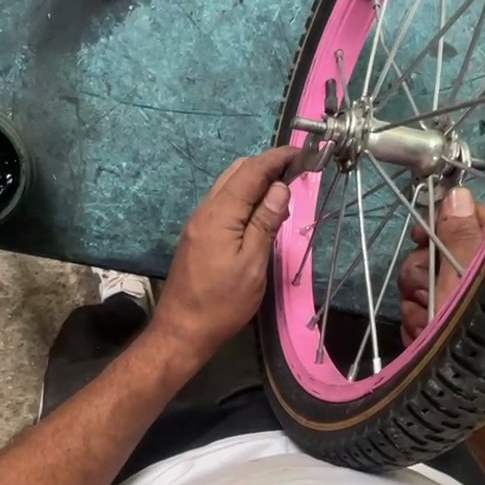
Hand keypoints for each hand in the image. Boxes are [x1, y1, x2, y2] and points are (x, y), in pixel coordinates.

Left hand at [148, 146, 300, 364]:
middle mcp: (204, 212)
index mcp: (219, 215)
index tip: (302, 153)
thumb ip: (265, 224)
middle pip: (236, 173)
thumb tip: (280, 188)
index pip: (251, 172)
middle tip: (296, 172)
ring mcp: (197, 224)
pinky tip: (258, 211)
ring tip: (282, 189)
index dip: (277, 158)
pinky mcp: (197, 237)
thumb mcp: (252, 266)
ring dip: (254, 182)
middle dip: (266, 166)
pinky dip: (242, 198)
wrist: (182, 330)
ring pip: (227, 187)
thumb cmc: (221, 304)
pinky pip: (221, 204)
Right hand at [398, 185, 484, 345]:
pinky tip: (426, 339)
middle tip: (429, 293)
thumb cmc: (480, 333)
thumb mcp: (470, 278)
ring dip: (417, 307)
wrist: (476, 394)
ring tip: (430, 326)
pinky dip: (416, 328)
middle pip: (429, 254)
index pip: (466, 217)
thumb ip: (462, 236)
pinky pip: (414, 316)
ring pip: (417, 288)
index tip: (418, 233)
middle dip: (420, 275)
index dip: (440, 219)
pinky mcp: (440, 329)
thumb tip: (456, 193)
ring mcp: (455, 304)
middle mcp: (474, 276)